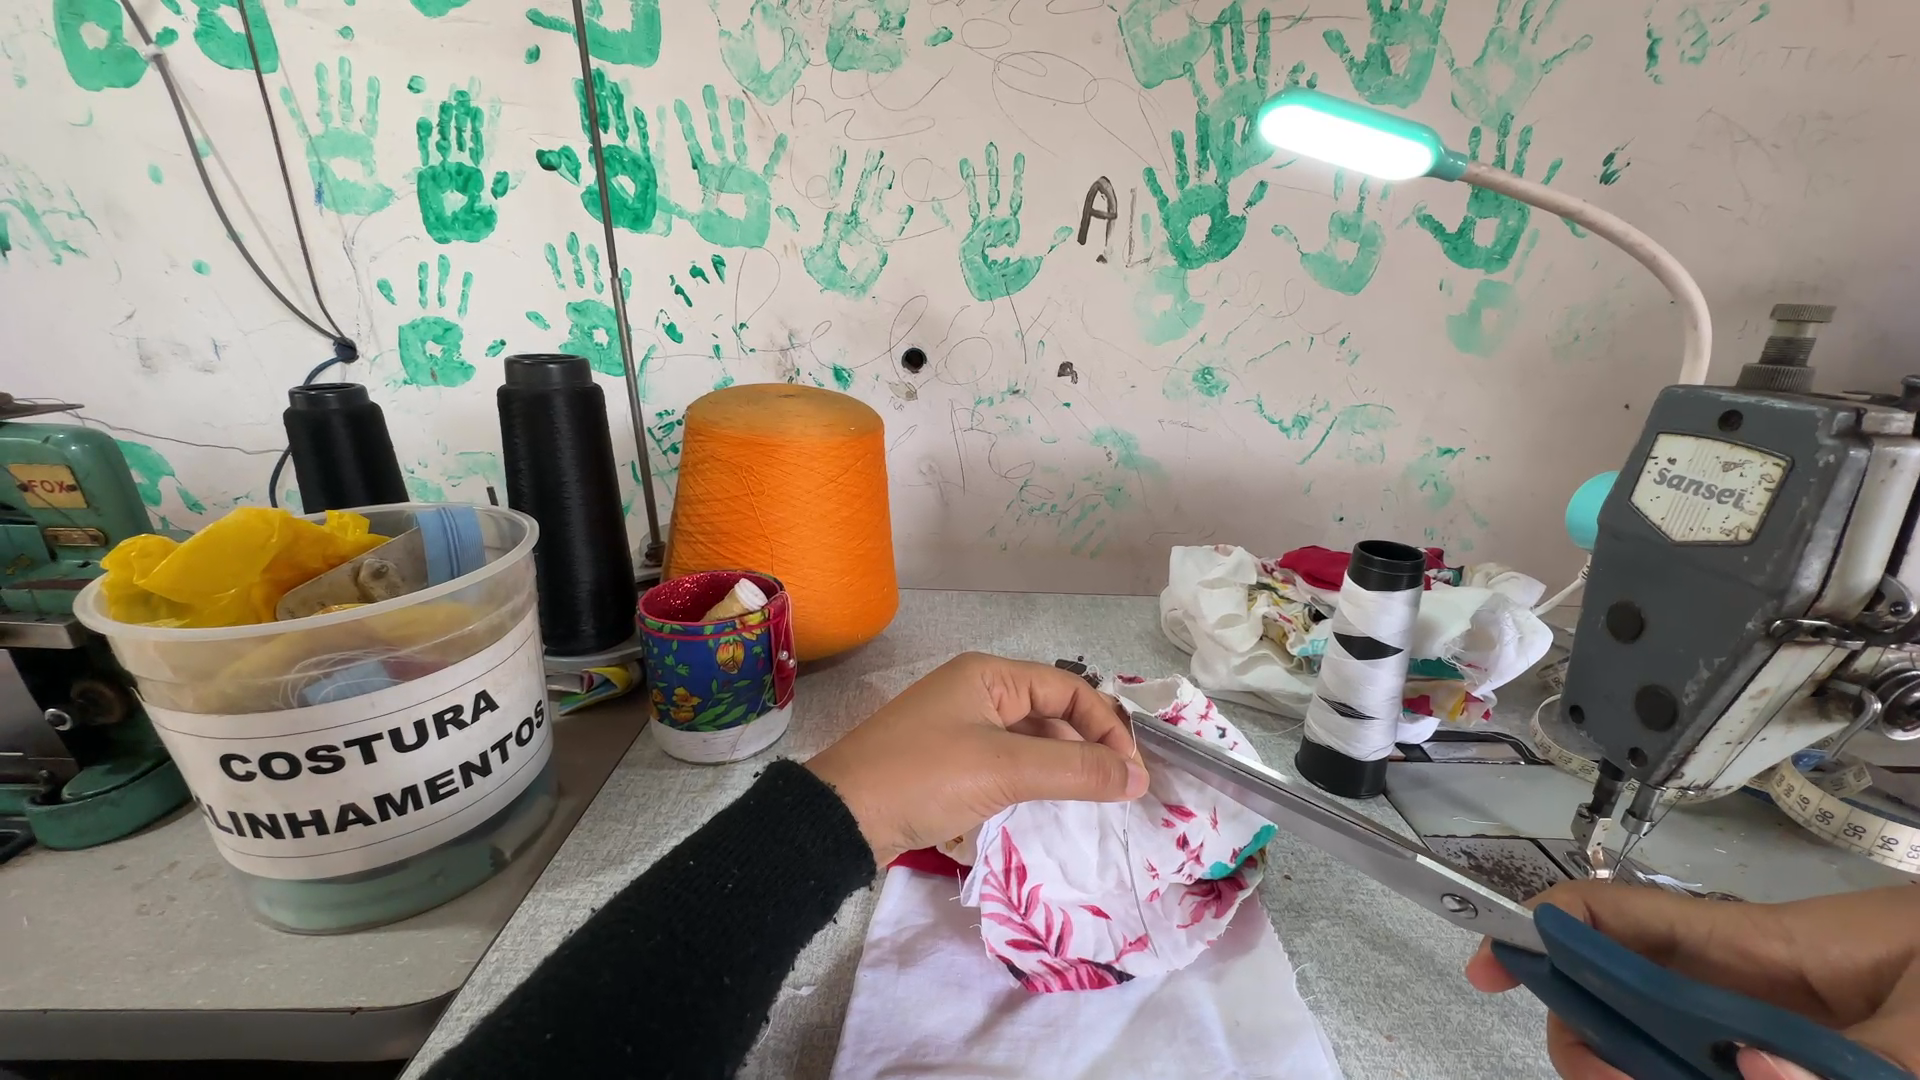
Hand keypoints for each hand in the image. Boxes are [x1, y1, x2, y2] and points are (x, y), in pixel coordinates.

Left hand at [804, 653, 1149, 867]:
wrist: (842, 816)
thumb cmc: (925, 777)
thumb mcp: (1005, 770)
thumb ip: (1075, 770)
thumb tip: (1138, 777)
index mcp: (989, 674)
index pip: (1068, 689)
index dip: (1106, 726)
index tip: (1133, 774)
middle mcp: (977, 690)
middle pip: (1051, 710)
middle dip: (1087, 746)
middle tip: (1119, 791)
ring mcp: (961, 724)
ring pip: (1030, 738)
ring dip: (1062, 764)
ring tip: (1091, 800)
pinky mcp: (950, 758)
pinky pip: (1007, 759)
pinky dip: (1032, 778)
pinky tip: (1046, 803)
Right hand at [1464, 880, 1919, 1079]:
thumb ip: (1856, 1063)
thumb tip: (1744, 1067)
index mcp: (1761, 946)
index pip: (1613, 916)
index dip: (1538, 929)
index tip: (1490, 971)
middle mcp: (1751, 988)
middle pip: (1625, 996)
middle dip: (1588, 1034)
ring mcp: (1780, 1043)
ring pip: (1675, 1051)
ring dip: (1641, 1072)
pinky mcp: (1805, 1067)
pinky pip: (1731, 1072)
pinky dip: (1681, 1079)